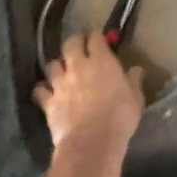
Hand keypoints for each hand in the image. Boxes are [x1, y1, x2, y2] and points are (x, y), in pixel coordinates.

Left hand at [33, 30, 145, 163]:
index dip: (97, 35)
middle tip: (80, 45)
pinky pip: (40, 90)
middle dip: (75, 42)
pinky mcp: (48, 102)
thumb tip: (135, 70)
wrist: (92, 141)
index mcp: (102, 61)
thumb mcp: (136, 97)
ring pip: (52, 65)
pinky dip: (43, 89)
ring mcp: (60, 83)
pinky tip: (47, 92)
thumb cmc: (119, 116)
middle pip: (70, 44)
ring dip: (58, 65)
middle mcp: (78, 66)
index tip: (100, 36)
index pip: (96, 38)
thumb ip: (134, 80)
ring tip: (63, 70)